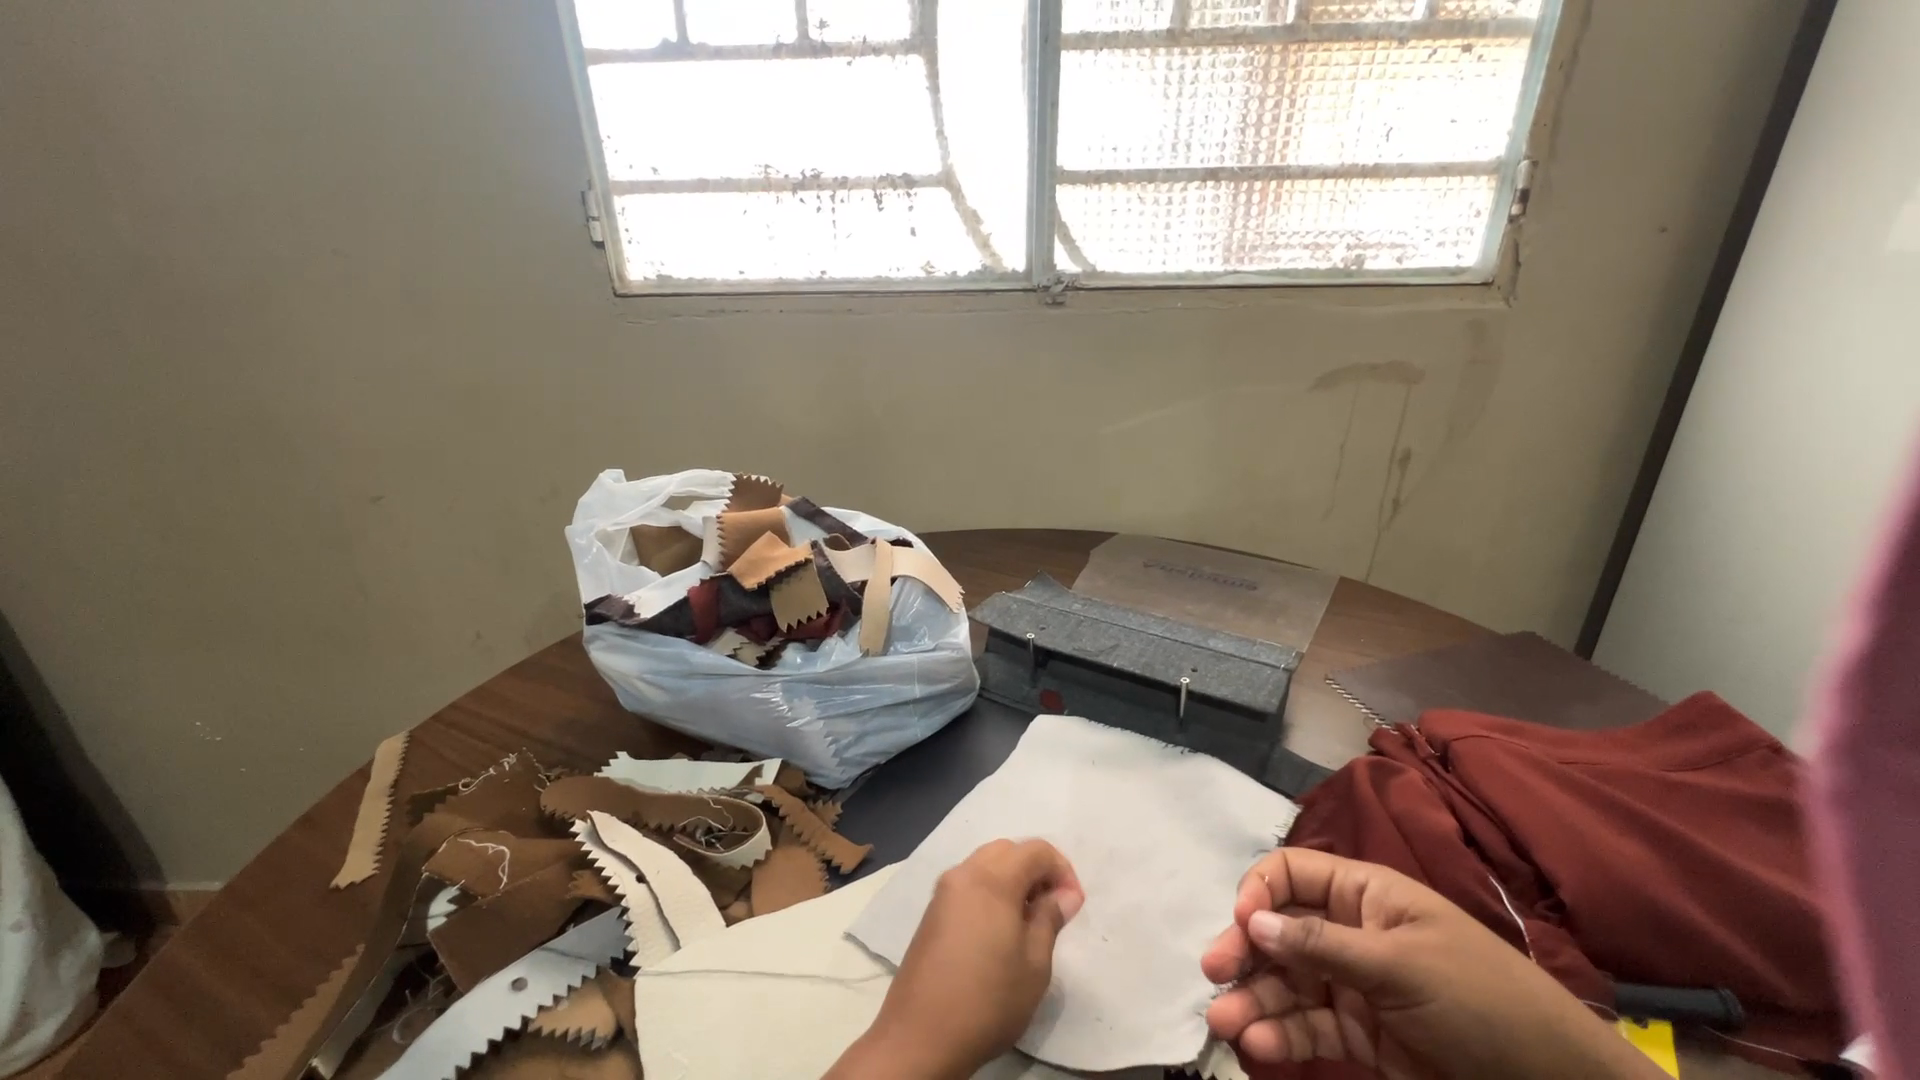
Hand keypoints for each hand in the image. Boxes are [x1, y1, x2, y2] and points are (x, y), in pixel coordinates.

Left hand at [828, 839, 1083, 1079]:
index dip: (1062, 869)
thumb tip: (1065, 894)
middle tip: (1052, 907)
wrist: (920, 1036)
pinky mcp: (931, 912)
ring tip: (1027, 920)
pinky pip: (967, 883)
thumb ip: (1050, 919)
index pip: (1035, 850)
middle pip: (1007, 850)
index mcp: (991, 880)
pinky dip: (989, 891)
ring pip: (984, 864)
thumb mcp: (1034, 964)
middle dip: (1035, 869)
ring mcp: (943, 892)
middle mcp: (963, 874)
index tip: (1073, 904)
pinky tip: (999, 929)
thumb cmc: (988, 1000)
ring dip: (1011, 879)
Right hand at [1202, 849, 1666, 1079]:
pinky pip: (1310, 1027)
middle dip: (1245, 951)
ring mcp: (1355, 985)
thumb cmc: (1479, 998)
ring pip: (1288, 984)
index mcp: (1365, 895)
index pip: (1294, 875)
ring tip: (1224, 1024)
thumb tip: (1251, 921)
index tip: (1240, 923)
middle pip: (1281, 932)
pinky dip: (1282, 1035)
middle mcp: (1352, 932)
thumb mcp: (1400, 965)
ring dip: (1254, 1000)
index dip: (1260, 891)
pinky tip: (1259, 1046)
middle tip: (1213, 975)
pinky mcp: (1362, 1035)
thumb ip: (1322, 945)